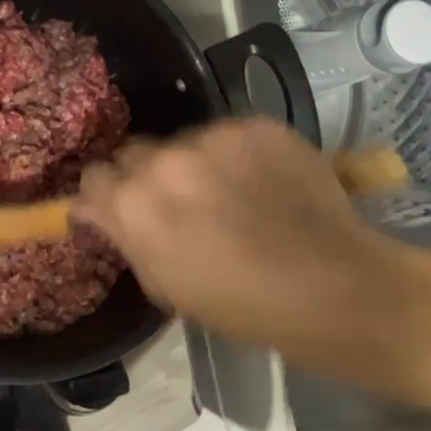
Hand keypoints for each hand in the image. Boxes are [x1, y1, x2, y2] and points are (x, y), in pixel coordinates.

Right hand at [73, 118, 407, 356]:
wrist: (337, 289)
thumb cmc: (243, 305)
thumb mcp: (165, 285)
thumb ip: (128, 239)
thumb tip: (105, 214)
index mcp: (133, 205)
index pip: (93, 178)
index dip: (107, 195)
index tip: (122, 209)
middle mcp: (163, 161)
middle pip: (134, 153)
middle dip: (147, 175)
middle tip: (179, 203)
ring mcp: (211, 138)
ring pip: (184, 142)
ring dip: (194, 163)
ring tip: (232, 194)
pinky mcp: (254, 126)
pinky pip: (228, 134)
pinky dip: (237, 155)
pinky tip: (263, 183)